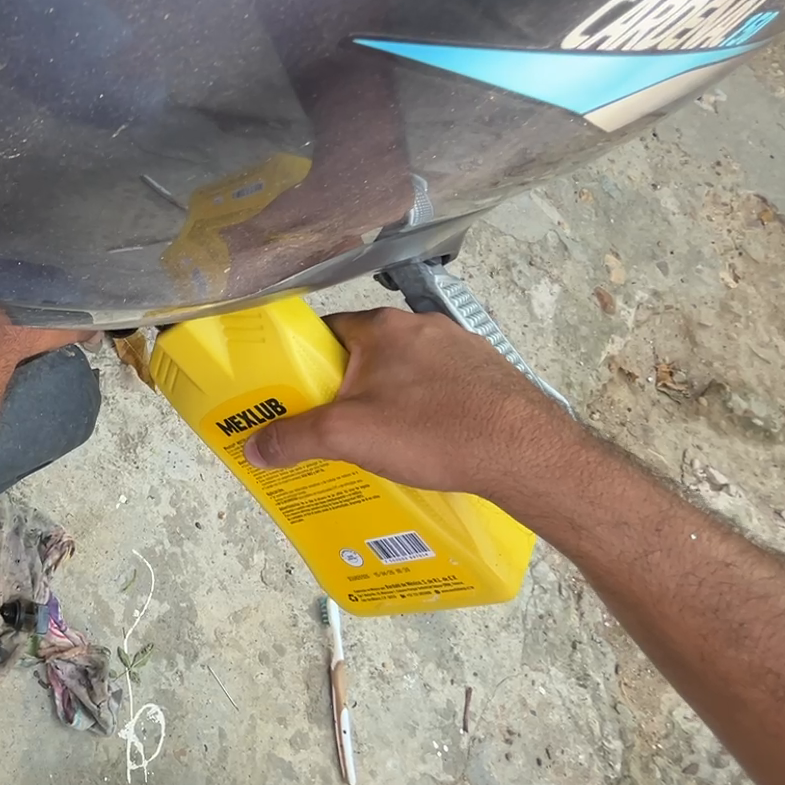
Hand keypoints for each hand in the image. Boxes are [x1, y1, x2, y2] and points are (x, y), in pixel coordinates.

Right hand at [244, 308, 595, 505]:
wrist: (533, 458)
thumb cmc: (432, 431)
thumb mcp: (345, 437)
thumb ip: (291, 439)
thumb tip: (251, 448)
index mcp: (381, 327)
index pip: (324, 331)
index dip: (303, 362)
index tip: (296, 392)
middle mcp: (422, 326)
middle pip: (363, 351)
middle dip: (345, 384)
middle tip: (332, 420)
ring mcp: (464, 347)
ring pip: (404, 368)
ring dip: (386, 395)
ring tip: (379, 436)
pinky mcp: (493, 373)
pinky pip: (440, 384)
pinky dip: (425, 405)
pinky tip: (426, 438)